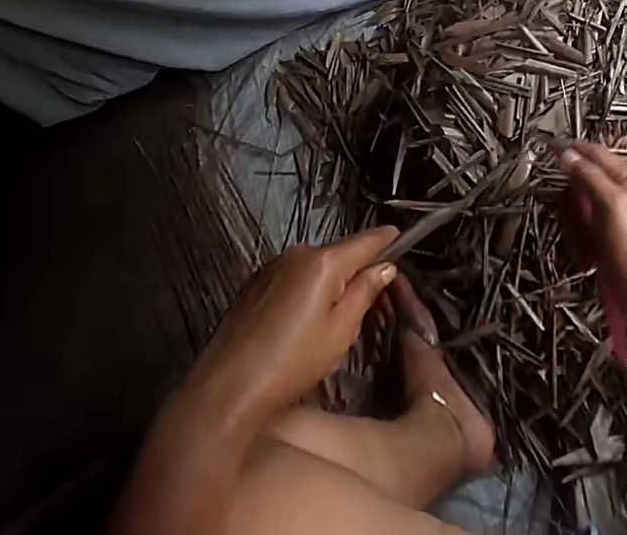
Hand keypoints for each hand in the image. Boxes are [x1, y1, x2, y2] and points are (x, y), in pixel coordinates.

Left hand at [186, 226, 400, 425]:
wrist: (225, 390)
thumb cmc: (292, 363)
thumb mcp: (341, 331)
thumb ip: (365, 292)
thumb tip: (384, 266)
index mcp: (324, 261)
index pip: (366, 240)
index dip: (386, 239)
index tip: (401, 236)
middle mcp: (298, 253)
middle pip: (340, 252)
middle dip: (356, 267)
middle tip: (369, 297)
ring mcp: (273, 265)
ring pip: (315, 265)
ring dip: (329, 279)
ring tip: (332, 315)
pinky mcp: (255, 282)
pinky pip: (293, 275)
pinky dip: (306, 287)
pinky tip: (301, 319)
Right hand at [560, 143, 626, 315]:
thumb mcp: (612, 203)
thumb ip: (589, 176)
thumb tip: (568, 155)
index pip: (594, 153)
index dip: (571, 150)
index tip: (548, 148)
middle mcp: (622, 194)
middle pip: (581, 184)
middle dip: (573, 202)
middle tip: (575, 218)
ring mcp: (614, 217)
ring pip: (578, 209)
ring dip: (576, 227)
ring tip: (587, 243)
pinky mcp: (607, 238)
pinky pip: (582, 231)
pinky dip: (580, 242)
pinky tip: (589, 254)